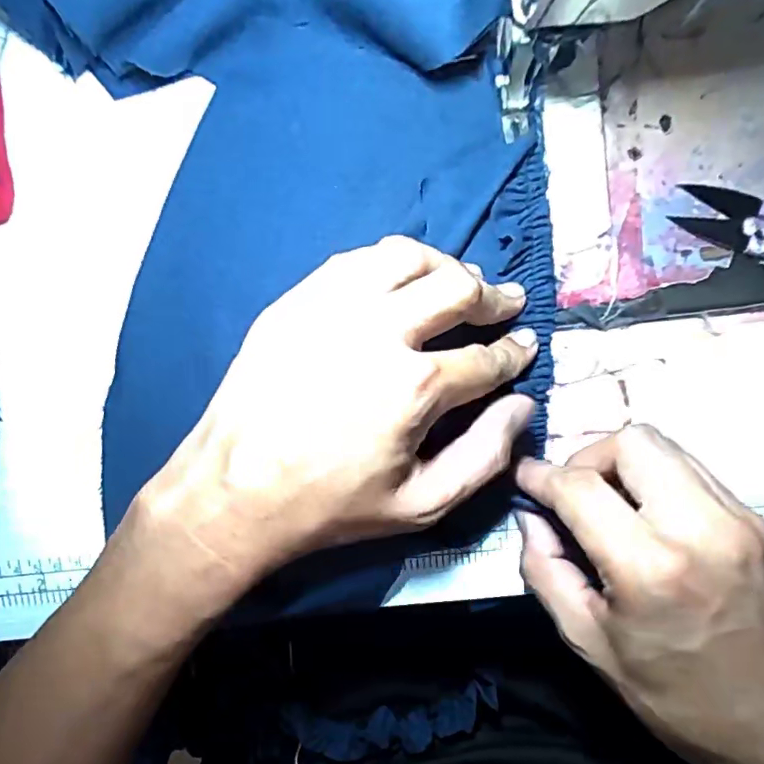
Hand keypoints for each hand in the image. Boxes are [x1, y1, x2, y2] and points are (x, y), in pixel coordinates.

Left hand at [129, 236, 536, 581]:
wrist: (236, 491)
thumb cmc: (334, 506)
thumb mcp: (422, 504)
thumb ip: (484, 456)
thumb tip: (522, 406)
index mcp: (417, 386)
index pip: (486, 356)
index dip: (515, 350)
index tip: (527, 343)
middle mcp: (381, 330)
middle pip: (456, 290)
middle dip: (494, 296)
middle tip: (508, 301)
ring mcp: (333, 306)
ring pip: (407, 257)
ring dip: (446, 266)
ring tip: (460, 280)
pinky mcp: (298, 300)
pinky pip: (357, 260)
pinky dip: (392, 262)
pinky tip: (400, 279)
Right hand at [515, 426, 763, 763]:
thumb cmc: (679, 702)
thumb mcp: (594, 648)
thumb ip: (549, 575)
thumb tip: (531, 519)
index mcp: (651, 569)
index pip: (582, 486)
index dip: (543, 476)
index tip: (525, 477)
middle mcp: (700, 527)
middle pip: (633, 440)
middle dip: (588, 456)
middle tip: (572, 494)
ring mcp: (738, 518)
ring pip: (668, 447)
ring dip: (625, 464)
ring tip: (607, 504)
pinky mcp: (758, 520)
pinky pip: (695, 473)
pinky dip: (659, 480)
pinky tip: (648, 519)